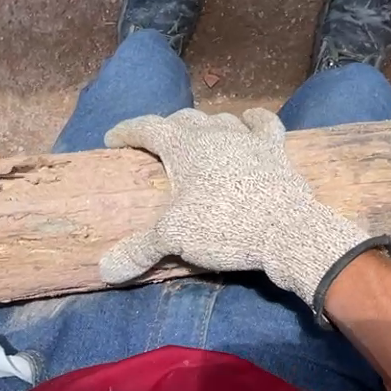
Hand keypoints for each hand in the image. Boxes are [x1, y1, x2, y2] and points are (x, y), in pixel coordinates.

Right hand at [99, 108, 390, 313]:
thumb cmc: (223, 227)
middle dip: (165, 128)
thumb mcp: (173, 238)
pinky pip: (263, 125)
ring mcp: (248, 138)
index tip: (113, 139)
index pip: (149, 127)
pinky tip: (247, 121)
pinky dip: (251, 121)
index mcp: (184, 146)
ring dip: (203, 125)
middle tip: (153, 144)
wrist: (286, 231)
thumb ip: (138, 250)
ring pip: (219, 119)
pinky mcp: (276, 150)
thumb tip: (105, 270)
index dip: (128, 131)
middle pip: (183, 120)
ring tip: (195, 138)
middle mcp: (215, 133)